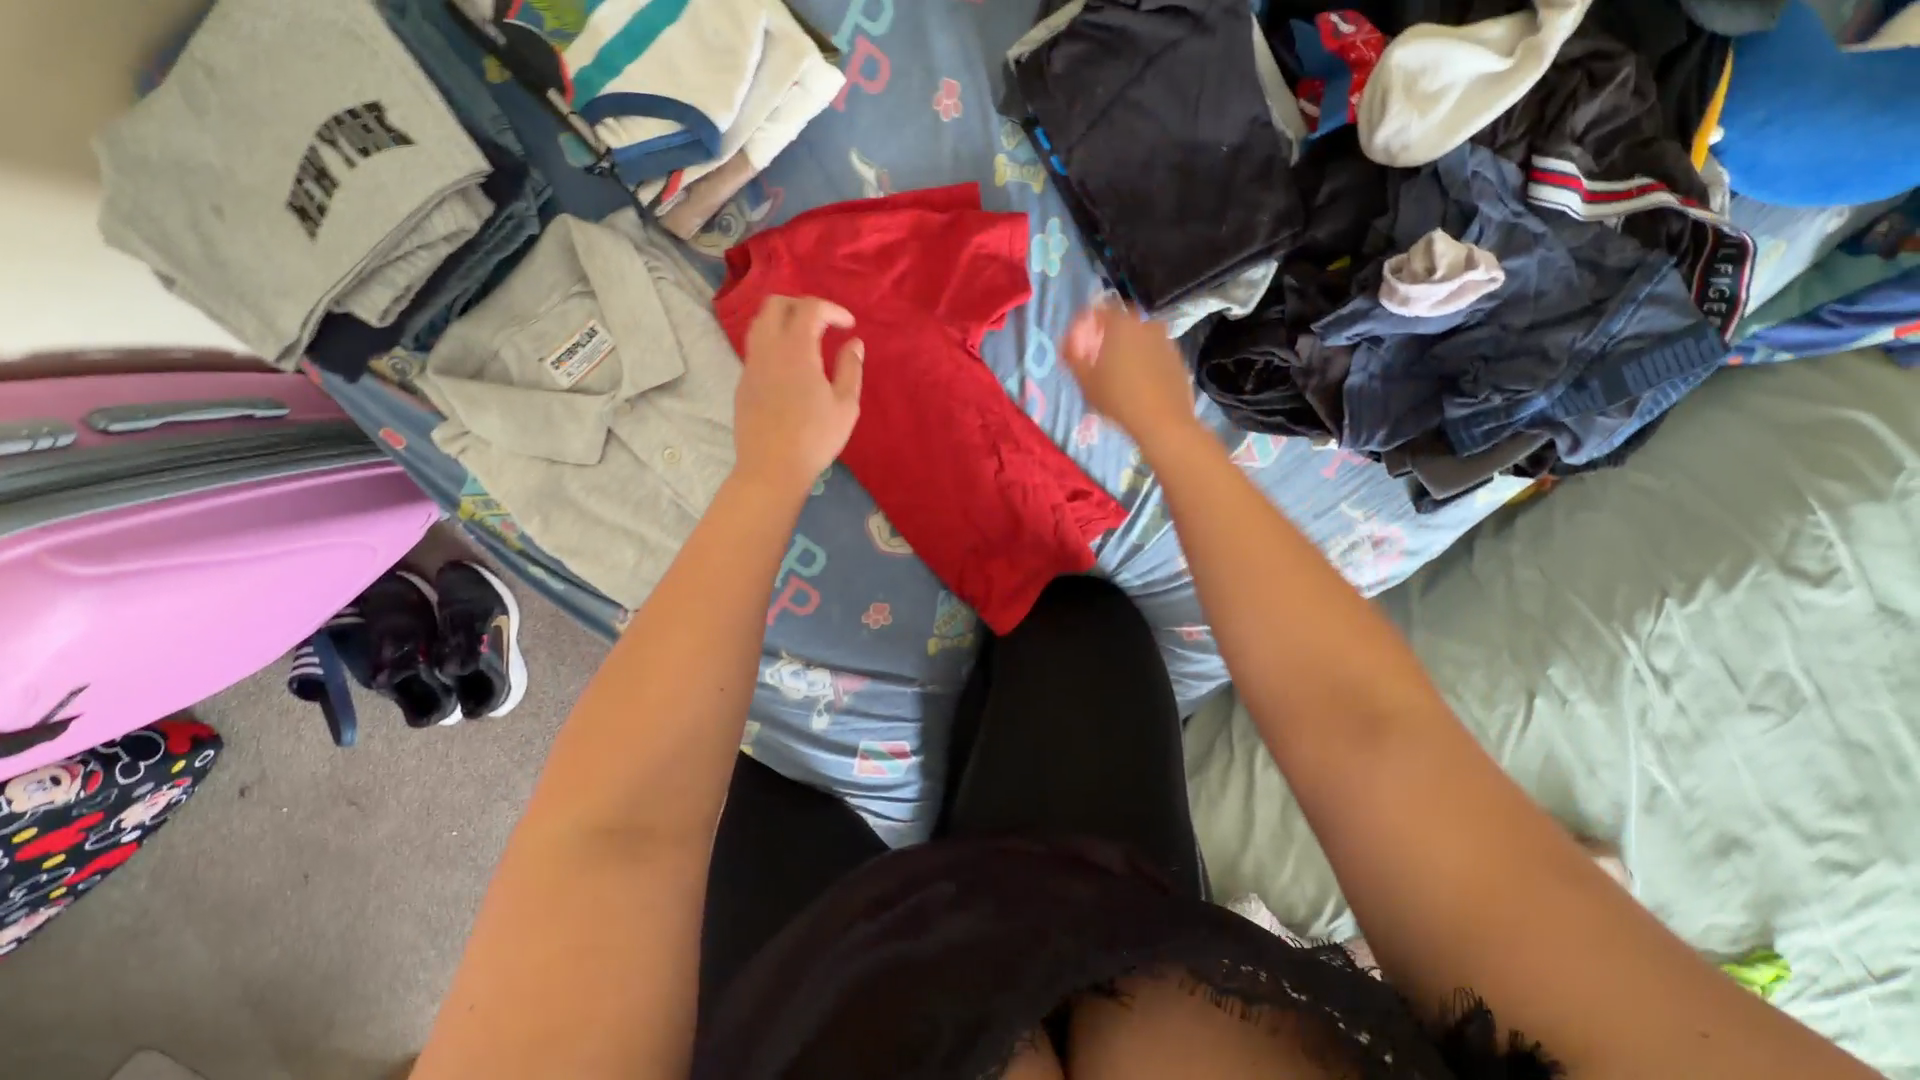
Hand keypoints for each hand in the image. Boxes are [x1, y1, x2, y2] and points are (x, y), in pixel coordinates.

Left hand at [733, 295, 863, 496]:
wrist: (771, 468)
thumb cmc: (815, 438)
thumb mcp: (846, 405)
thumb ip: (850, 368)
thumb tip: (854, 343)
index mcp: (795, 349)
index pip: (810, 308)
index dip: (832, 309)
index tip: (848, 325)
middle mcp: (768, 349)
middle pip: (776, 304)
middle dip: (802, 305)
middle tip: (823, 322)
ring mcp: (751, 365)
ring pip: (760, 323)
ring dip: (783, 321)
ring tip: (805, 338)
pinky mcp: (743, 382)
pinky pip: (756, 347)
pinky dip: (773, 342)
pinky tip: (790, 365)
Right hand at [1060, 299, 1199, 446]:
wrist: (1163, 421)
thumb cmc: (1119, 399)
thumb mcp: (1086, 382)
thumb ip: (1073, 357)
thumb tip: (1067, 345)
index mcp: (1121, 324)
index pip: (1101, 309)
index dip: (1088, 321)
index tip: (1081, 336)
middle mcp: (1145, 324)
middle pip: (1124, 321)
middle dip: (1110, 333)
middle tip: (1101, 353)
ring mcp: (1165, 340)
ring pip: (1142, 336)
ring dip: (1130, 346)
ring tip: (1121, 369)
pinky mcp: (1178, 357)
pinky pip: (1156, 351)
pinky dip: (1147, 358)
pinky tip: (1141, 380)